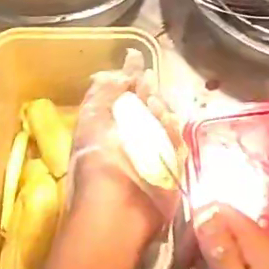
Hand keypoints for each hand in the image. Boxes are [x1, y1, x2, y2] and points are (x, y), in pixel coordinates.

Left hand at [67, 49, 187, 246]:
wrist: (118, 210)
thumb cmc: (98, 164)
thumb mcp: (92, 122)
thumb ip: (102, 95)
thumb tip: (114, 71)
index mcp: (108, 128)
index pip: (123, 95)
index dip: (130, 76)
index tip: (135, 58)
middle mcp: (131, 139)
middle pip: (146, 105)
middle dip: (147, 90)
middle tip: (148, 79)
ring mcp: (153, 152)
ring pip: (164, 120)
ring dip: (159, 107)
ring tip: (153, 103)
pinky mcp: (172, 167)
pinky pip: (176, 141)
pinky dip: (173, 130)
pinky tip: (167, 120)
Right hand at [193, 205, 268, 268]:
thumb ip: (224, 261)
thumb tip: (204, 214)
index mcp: (264, 250)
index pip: (222, 211)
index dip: (196, 229)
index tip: (184, 265)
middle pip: (230, 225)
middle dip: (204, 245)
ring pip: (237, 245)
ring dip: (215, 262)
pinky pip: (248, 264)